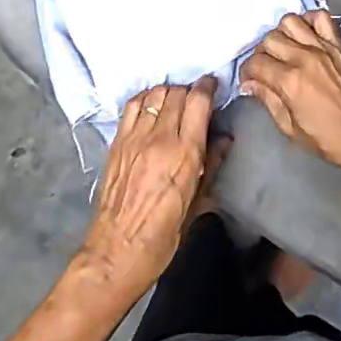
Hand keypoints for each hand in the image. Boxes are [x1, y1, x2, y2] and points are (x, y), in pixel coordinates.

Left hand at [76, 78, 218, 295]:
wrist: (116, 254)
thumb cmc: (164, 233)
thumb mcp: (199, 200)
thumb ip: (213, 162)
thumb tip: (224, 139)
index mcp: (185, 152)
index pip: (198, 100)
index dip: (209, 86)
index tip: (214, 86)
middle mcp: (159, 139)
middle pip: (176, 92)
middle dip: (190, 90)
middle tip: (195, 99)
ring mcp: (134, 141)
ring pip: (154, 95)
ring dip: (167, 93)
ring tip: (173, 102)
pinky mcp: (115, 146)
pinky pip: (131, 108)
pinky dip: (144, 100)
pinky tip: (150, 108)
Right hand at [241, 10, 340, 177]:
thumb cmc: (323, 135)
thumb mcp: (288, 125)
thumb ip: (267, 99)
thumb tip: (249, 84)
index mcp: (289, 80)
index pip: (256, 62)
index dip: (247, 71)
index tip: (249, 79)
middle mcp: (304, 57)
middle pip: (270, 38)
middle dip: (261, 52)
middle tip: (266, 66)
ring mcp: (323, 47)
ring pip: (292, 21)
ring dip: (282, 33)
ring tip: (284, 48)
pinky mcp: (338, 43)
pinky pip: (322, 17)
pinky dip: (309, 20)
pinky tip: (305, 34)